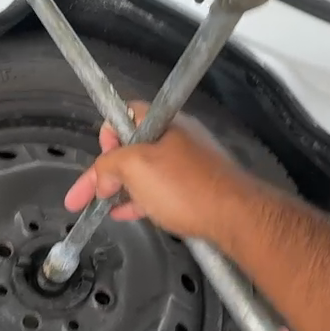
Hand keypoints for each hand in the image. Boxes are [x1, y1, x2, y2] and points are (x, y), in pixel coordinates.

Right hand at [62, 103, 270, 242]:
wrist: (235, 217)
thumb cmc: (187, 187)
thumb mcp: (134, 166)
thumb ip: (108, 165)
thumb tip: (100, 179)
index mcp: (163, 122)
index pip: (125, 113)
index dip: (107, 134)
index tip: (102, 157)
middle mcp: (177, 138)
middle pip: (131, 147)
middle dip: (108, 168)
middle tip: (95, 191)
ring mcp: (188, 164)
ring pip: (144, 171)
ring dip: (122, 187)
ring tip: (104, 206)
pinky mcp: (195, 188)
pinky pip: (159, 189)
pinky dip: (140, 199)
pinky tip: (126, 213)